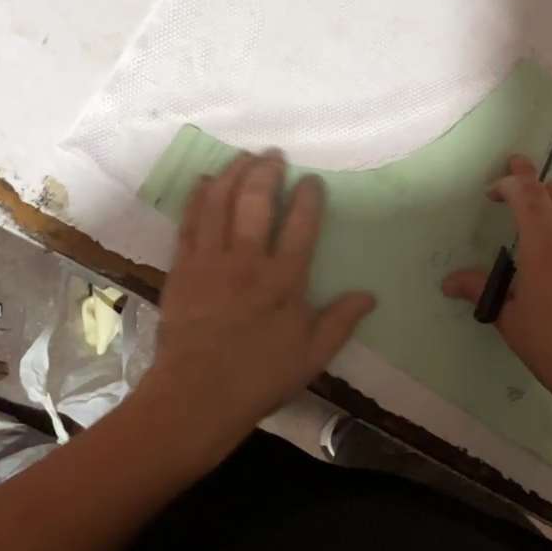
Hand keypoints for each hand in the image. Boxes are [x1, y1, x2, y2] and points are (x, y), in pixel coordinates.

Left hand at [137, 152, 375, 455]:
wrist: (196, 395)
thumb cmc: (258, 378)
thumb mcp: (311, 357)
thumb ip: (340, 322)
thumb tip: (369, 295)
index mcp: (284, 281)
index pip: (302, 225)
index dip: (309, 197)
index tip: (312, 181)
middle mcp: (248, 261)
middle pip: (257, 201)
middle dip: (267, 171)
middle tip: (275, 155)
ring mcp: (211, 261)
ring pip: (220, 202)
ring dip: (232, 173)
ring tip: (244, 157)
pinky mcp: (182, 268)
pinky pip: (190, 222)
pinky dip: (198, 197)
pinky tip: (204, 182)